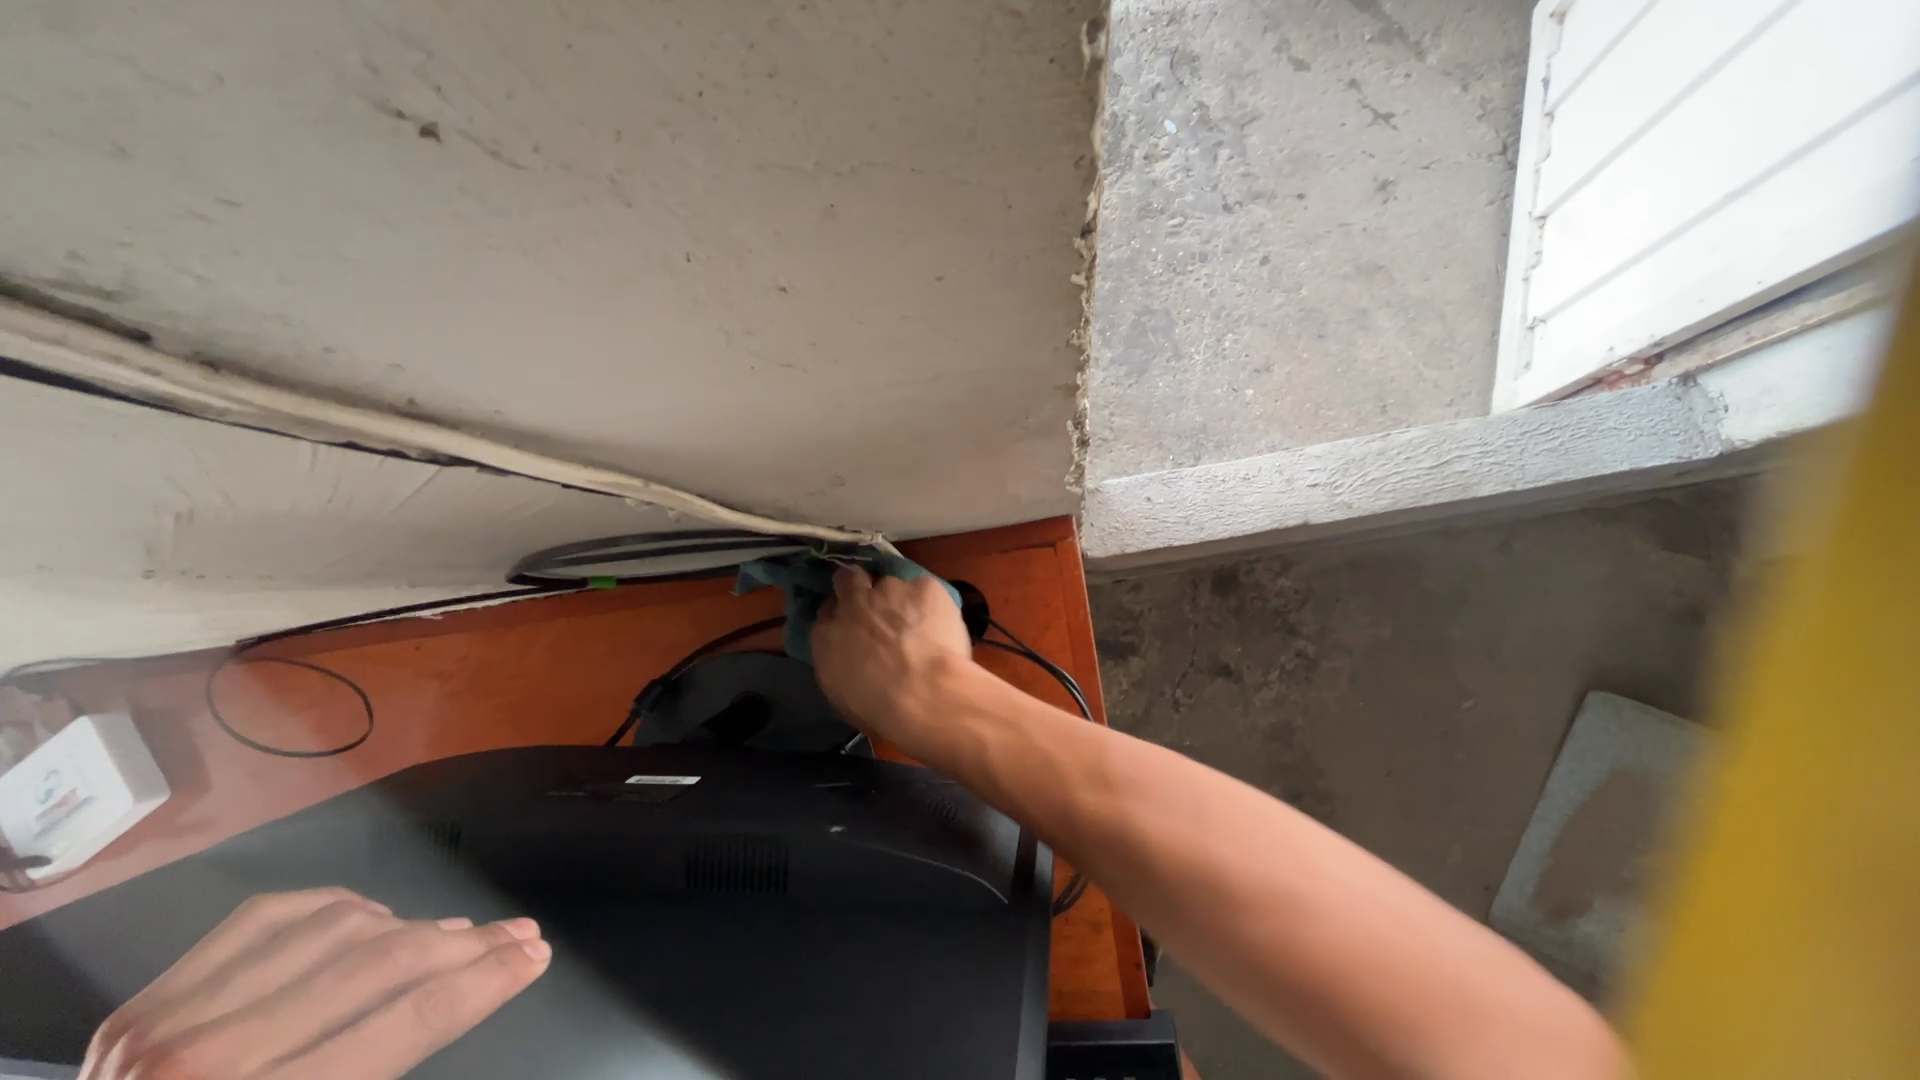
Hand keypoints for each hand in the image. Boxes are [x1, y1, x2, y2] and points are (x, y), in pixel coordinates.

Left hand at [81, 888, 549, 1079]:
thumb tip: (448, 996)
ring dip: (409, 924)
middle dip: (467, 946)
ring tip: (452, 935)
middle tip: (519, 933)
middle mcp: (212, 1059)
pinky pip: (263, 918)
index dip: (486, 981)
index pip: (409, 1022)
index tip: (535, 955)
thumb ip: (378, 1066)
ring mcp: (167, 1023)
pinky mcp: (143, 1002)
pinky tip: (368, 915)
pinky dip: (331, 906)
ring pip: (332, 929)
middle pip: (378, 966)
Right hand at [811, 566, 977, 753]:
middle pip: (849, 580)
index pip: (827, 612)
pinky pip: (925, 590)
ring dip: (901, 600)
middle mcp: (854, 604)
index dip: (841, 615)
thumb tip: (848, 657)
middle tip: (875, 604)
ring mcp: (889, 590)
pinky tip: (941, 624)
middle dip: (859, 586)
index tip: (852, 624)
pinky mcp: (924, 587)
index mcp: (827, 635)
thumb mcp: (842, 695)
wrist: (923, 693)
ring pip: (893, 586)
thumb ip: (839, 664)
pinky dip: (931, 604)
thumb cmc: (879, 708)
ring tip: (920, 624)